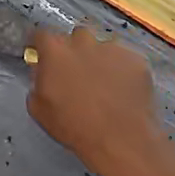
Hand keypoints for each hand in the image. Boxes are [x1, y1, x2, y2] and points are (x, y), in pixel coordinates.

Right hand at [28, 24, 172, 175]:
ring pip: (103, 46)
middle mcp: (83, 41)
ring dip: (100, 58)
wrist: (121, 140)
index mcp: (55, 50)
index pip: (41, 35)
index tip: (43, 57)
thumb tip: (43, 73)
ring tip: (105, 83)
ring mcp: (113, 49)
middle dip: (75, 49)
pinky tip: (124, 90)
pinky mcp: (137, 60)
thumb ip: (37, 82)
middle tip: (77, 72)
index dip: (42, 46)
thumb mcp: (38, 108)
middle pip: (76, 36)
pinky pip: (126, 60)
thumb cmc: (73, 126)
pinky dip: (123, 70)